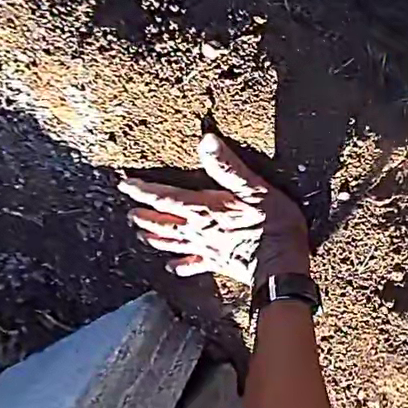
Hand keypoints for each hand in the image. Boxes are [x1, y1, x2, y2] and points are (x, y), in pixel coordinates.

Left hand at [118, 133, 311, 287]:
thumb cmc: (272, 224)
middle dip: (144, 215)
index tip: (126, 184)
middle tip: (130, 210)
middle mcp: (198, 230)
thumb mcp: (255, 188)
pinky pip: (192, 265)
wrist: (281, 265)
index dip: (144, 190)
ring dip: (154, 236)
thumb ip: (228, 166)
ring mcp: (206, 249)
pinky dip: (179, 265)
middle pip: (162, 222)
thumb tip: (207, 140)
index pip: (165, 198)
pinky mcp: (217, 264)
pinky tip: (172, 266)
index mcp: (204, 209)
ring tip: (141, 232)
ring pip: (171, 242)